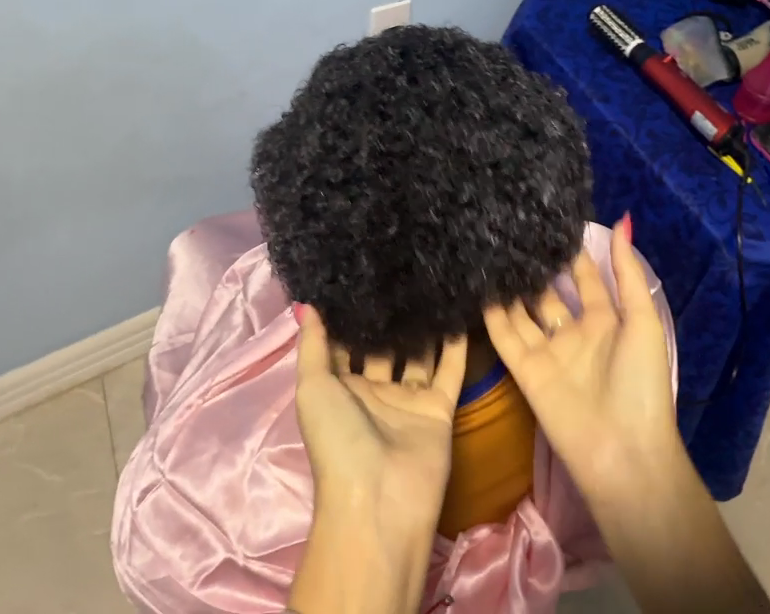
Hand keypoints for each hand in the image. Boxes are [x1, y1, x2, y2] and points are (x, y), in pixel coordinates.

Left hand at [289, 303, 464, 613]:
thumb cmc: (337, 440)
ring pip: (418, 354)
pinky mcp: (439, 408)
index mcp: (339, 390)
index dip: (350, 315)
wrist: (379, 498)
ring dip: (424, 324)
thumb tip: (308, 303)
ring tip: (433, 282)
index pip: (344, 344)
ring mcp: (408, 401)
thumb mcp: (313, 388)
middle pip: (383, 347)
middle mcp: (373, 392)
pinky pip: (450, 369)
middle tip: (403, 271)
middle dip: (390, 316)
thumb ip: (313, 346)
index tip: (360, 275)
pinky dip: (456, 344)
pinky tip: (461, 309)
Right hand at [483, 214, 683, 496]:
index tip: (551, 222)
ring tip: (490, 251)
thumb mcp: (642, 320)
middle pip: (549, 293)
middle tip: (511, 232)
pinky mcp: (525, 370)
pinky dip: (492, 314)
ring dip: (510, 286)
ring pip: (523, 311)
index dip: (572, 253)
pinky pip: (506, 337)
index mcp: (607, 321)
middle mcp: (574, 332)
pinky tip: (478, 286)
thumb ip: (626, 273)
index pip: (586, 278)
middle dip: (535, 267)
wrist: (624, 450)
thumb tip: (622, 219)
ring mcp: (548, 351)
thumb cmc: (641, 383)